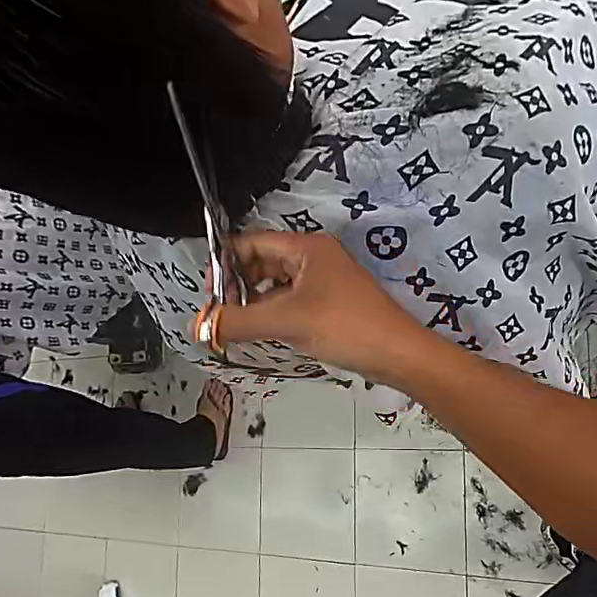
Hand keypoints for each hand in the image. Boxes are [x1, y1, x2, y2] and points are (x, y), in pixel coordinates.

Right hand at [215, 232, 437, 383]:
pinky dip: (278, 314)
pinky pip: (296, 302)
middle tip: (222, 313)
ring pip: (279, 285)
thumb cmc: (347, 327)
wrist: (399, 354)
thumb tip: (197, 325)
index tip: (208, 293)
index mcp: (307, 248)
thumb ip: (237, 321)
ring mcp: (328, 281)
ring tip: (241, 326)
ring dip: (257, 303)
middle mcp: (318, 258)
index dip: (225, 264)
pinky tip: (269, 333)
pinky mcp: (335, 304)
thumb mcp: (287, 321)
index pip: (251, 243)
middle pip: (264, 263)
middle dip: (239, 286)